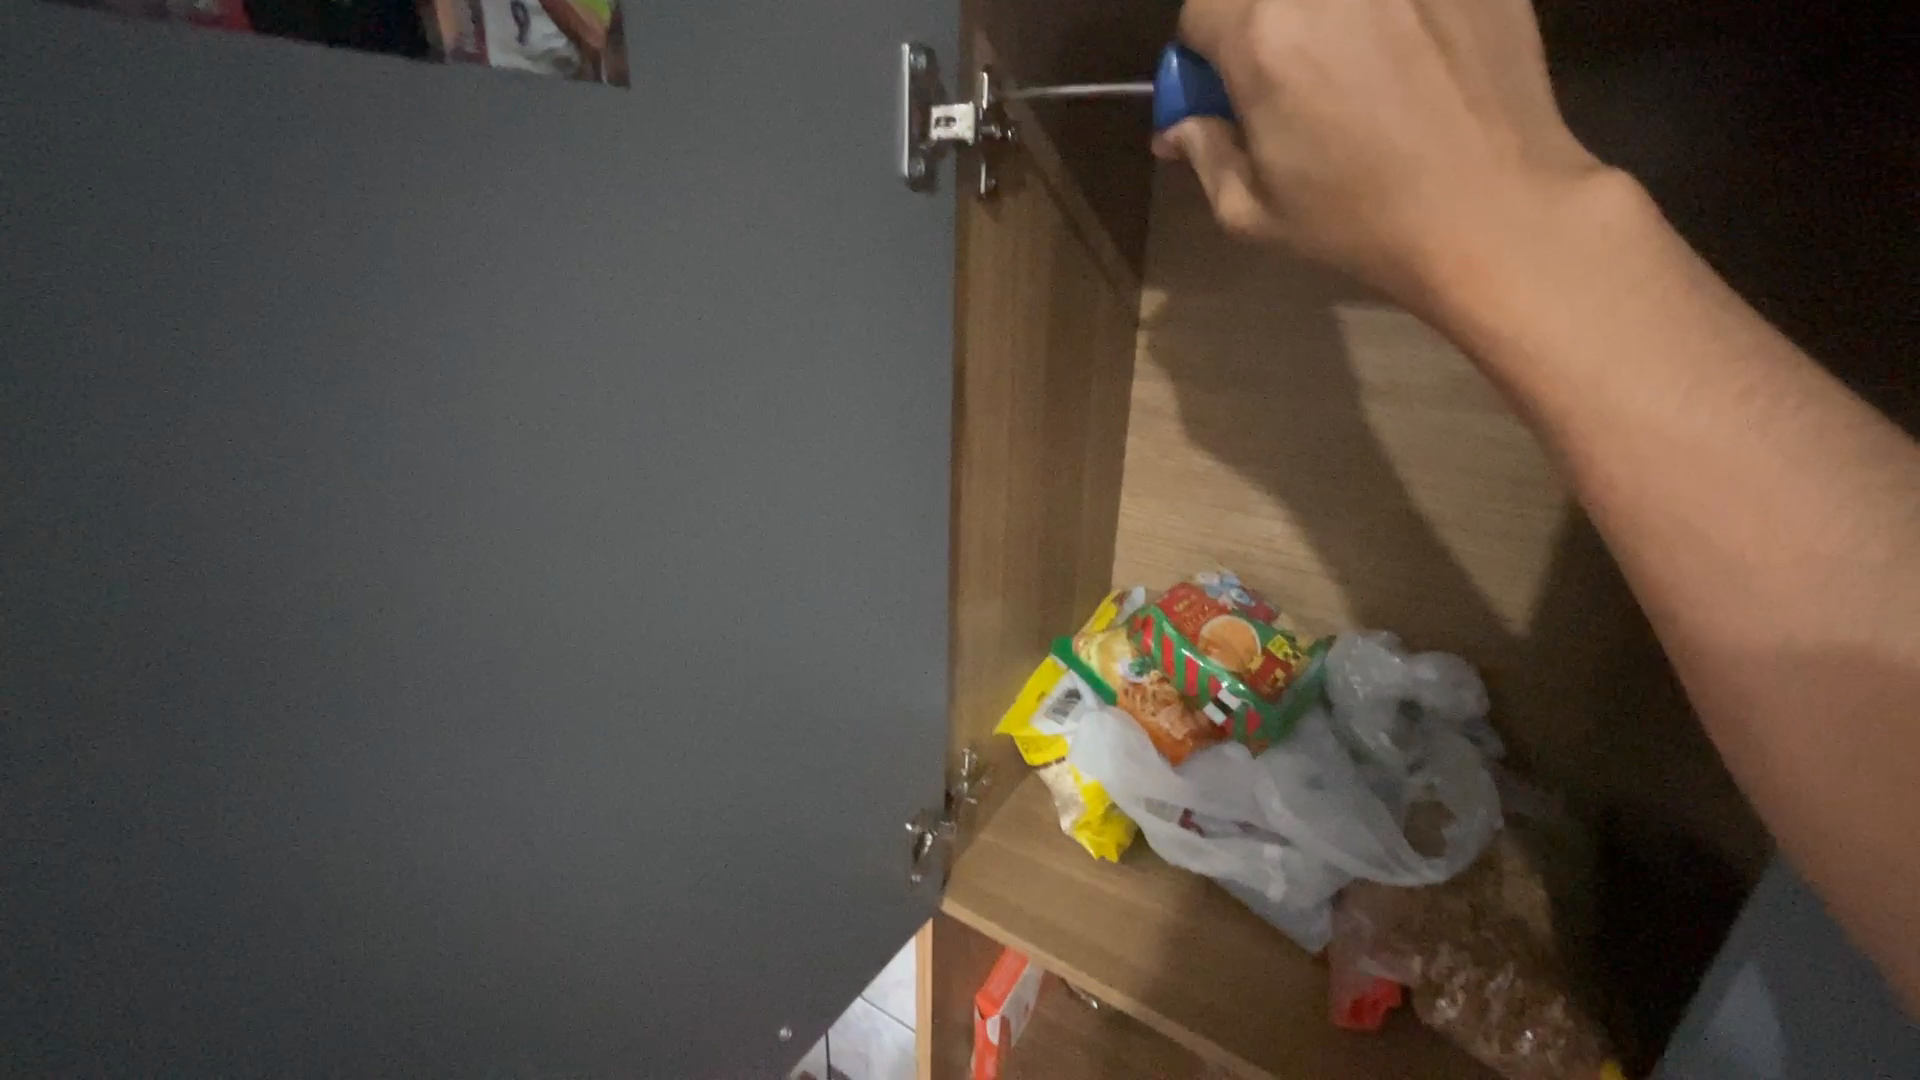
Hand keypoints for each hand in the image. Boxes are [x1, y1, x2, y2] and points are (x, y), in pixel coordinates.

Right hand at [1159, 0, 1613, 307]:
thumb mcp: (1250, 211)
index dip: (1206, 54)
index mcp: (1263, 34)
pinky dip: (1394, 18)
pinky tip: (1412, 59)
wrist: (1488, 208)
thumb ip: (1204, 151)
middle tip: (1291, 81)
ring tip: (1357, 73)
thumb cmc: (1354, 221)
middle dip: (1262, 28)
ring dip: (1328, 24)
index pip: (1200, 9)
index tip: (1227, 91)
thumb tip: (1178, 125)